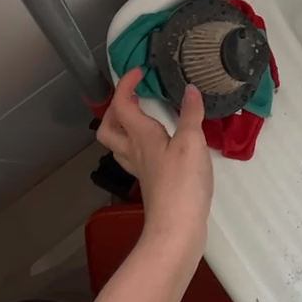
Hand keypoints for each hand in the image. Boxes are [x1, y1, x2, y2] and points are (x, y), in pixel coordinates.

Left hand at [97, 68, 213, 258]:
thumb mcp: (192, 142)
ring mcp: (140, 169)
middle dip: (115, 107)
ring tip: (143, 115)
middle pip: (109, 127)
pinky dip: (140, 144)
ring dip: (124, 126)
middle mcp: (134, 151)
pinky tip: (159, 143)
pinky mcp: (150, 183)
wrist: (177, 230)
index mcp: (140, 135)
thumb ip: (191, 114)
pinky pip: (135, 156)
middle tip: (134, 95)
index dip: (126, 84)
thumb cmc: (182, 184)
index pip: (122, 104)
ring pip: (119, 143)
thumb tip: (190, 89)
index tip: (140, 71)